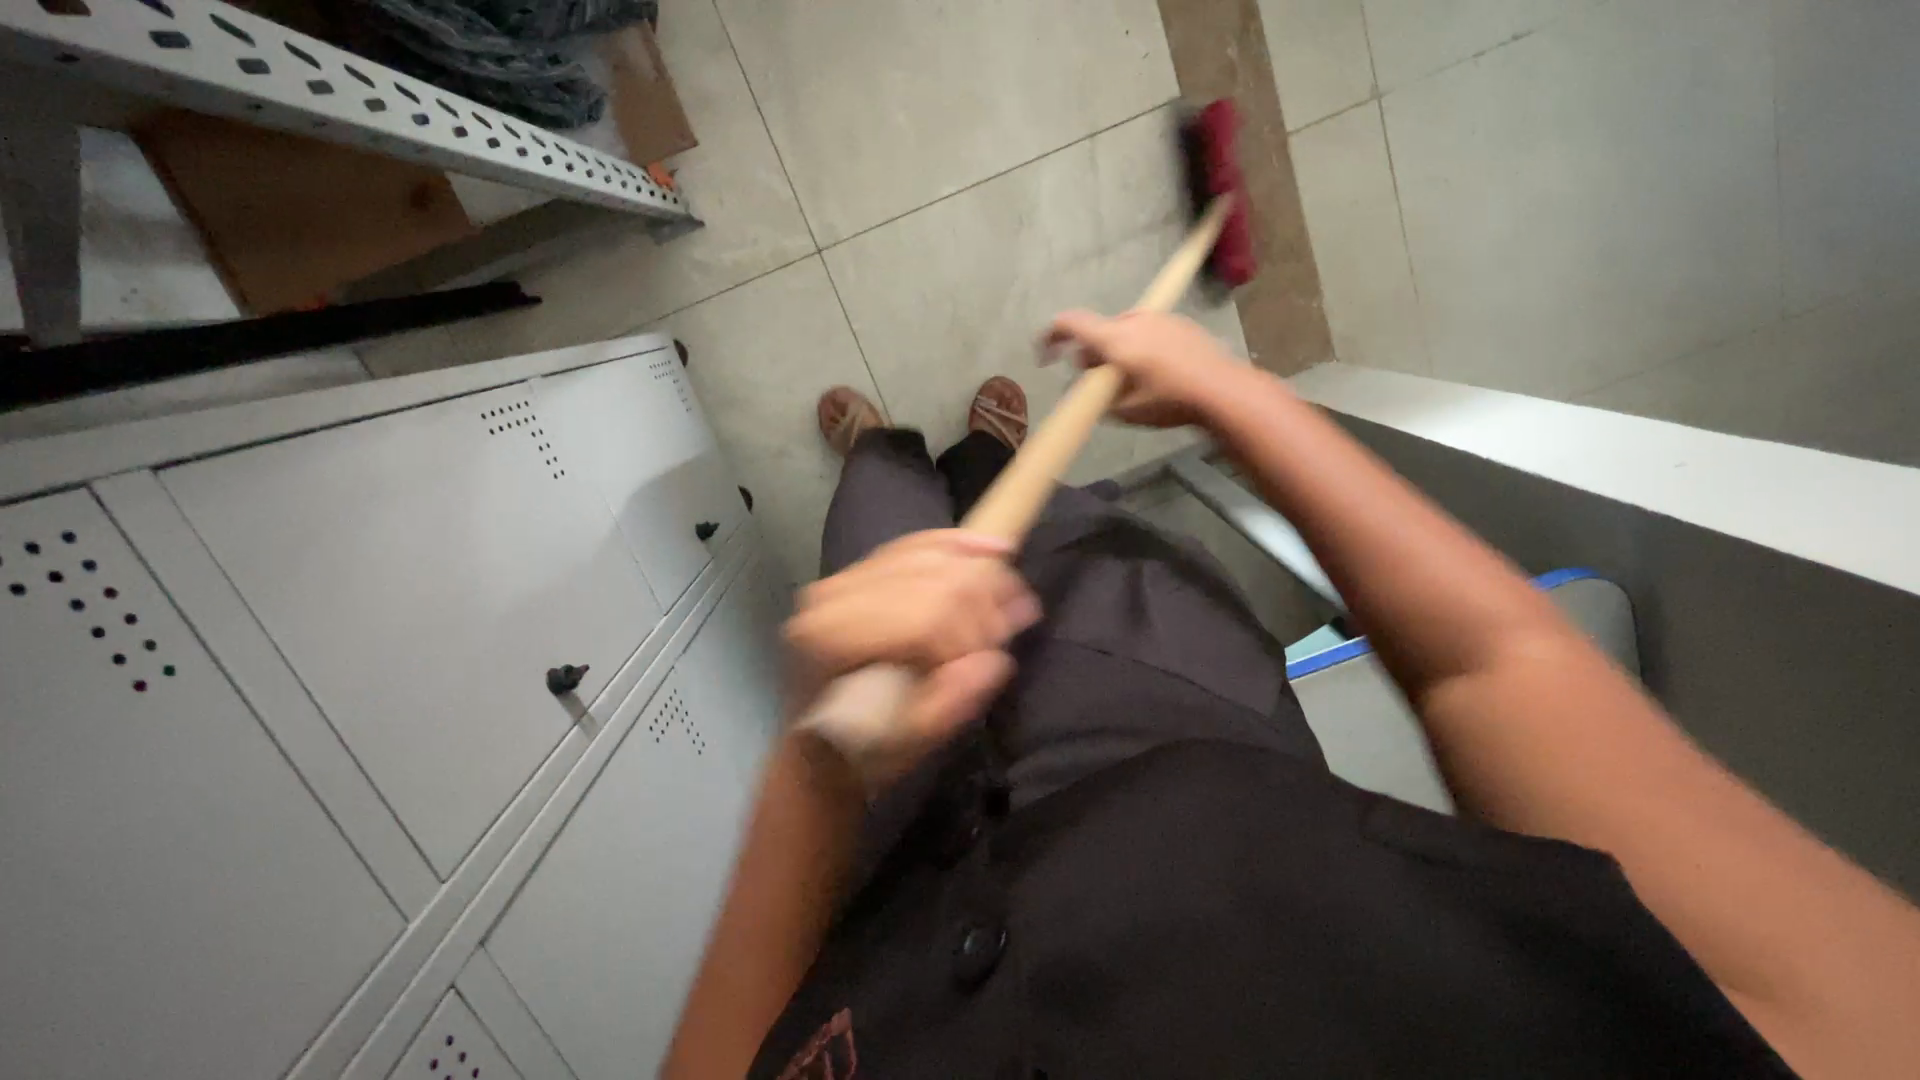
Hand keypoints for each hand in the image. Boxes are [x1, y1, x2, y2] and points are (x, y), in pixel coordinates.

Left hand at [784, 530, 1041, 787]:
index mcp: (833, 639)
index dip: (970, 635)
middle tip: (1009, 630)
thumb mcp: (910, 744)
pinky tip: (993, 550)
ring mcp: (840, 579)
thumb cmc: (864, 749)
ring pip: (927, 555)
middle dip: (982, 603)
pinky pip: (914, 545)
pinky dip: (956, 547)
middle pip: (931, 579)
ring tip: (1012, 599)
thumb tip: (993, 661)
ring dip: (979, 573)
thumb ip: (949, 704)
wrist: (821, 746)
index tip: (988, 662)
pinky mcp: (857, 573)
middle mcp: (829, 597)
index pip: (924, 617)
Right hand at [1041, 309, 1252, 427]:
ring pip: (1125, 331)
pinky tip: (1156, 372)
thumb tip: (1086, 392)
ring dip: (1118, 350)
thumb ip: (1098, 397)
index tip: (1046, 353)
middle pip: (1100, 330)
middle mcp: (1134, 320)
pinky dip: (1141, 347)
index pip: (1071, 323)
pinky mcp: (1181, 324)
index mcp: (1115, 338)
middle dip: (1091, 352)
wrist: (1223, 390)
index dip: (1051, 336)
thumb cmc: (1169, 401)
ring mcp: (1160, 318)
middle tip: (1094, 377)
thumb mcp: (1125, 410)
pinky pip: (1149, 332)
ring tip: (1128, 377)